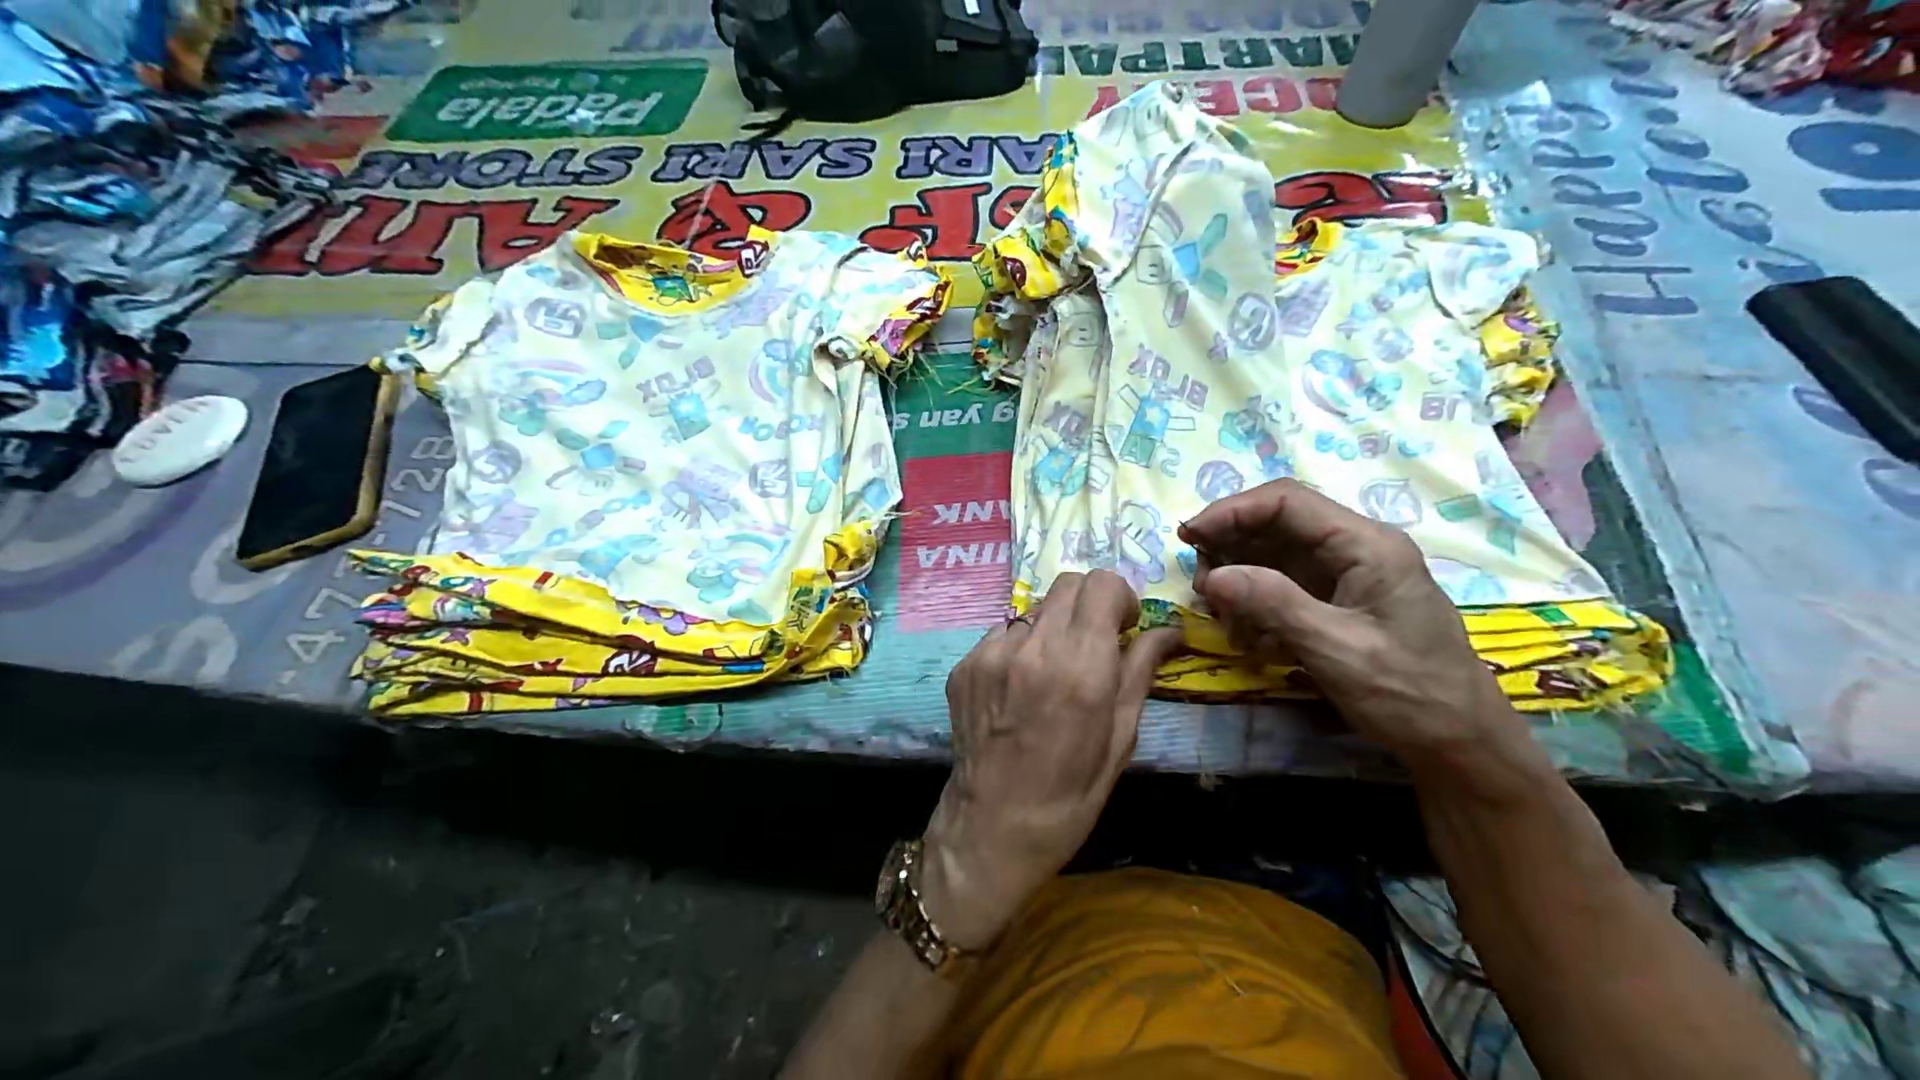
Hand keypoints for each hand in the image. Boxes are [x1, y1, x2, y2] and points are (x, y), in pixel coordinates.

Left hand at [920, 571, 1181, 951]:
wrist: (992, 828)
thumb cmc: (1071, 795)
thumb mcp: (1120, 738)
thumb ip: (1140, 672)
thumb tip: (1168, 631)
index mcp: (1080, 667)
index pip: (1100, 583)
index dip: (1119, 598)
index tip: (1122, 628)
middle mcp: (1032, 648)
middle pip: (1066, 584)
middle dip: (1088, 603)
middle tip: (1094, 642)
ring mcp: (990, 654)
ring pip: (1032, 608)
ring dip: (1053, 626)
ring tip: (1053, 671)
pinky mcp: (963, 666)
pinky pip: (1000, 634)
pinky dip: (1019, 647)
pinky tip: (1020, 689)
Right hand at [1178, 478, 1529, 770]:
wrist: (1458, 742)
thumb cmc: (1408, 693)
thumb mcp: (1336, 649)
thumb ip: (1273, 604)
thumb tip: (1212, 576)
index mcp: (1367, 545)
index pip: (1286, 501)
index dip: (1231, 511)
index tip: (1189, 538)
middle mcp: (1355, 548)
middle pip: (1274, 524)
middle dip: (1230, 551)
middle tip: (1203, 590)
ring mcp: (1345, 574)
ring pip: (1272, 556)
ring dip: (1239, 583)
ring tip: (1226, 621)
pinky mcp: (1336, 599)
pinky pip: (1281, 586)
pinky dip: (1256, 606)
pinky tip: (1250, 639)